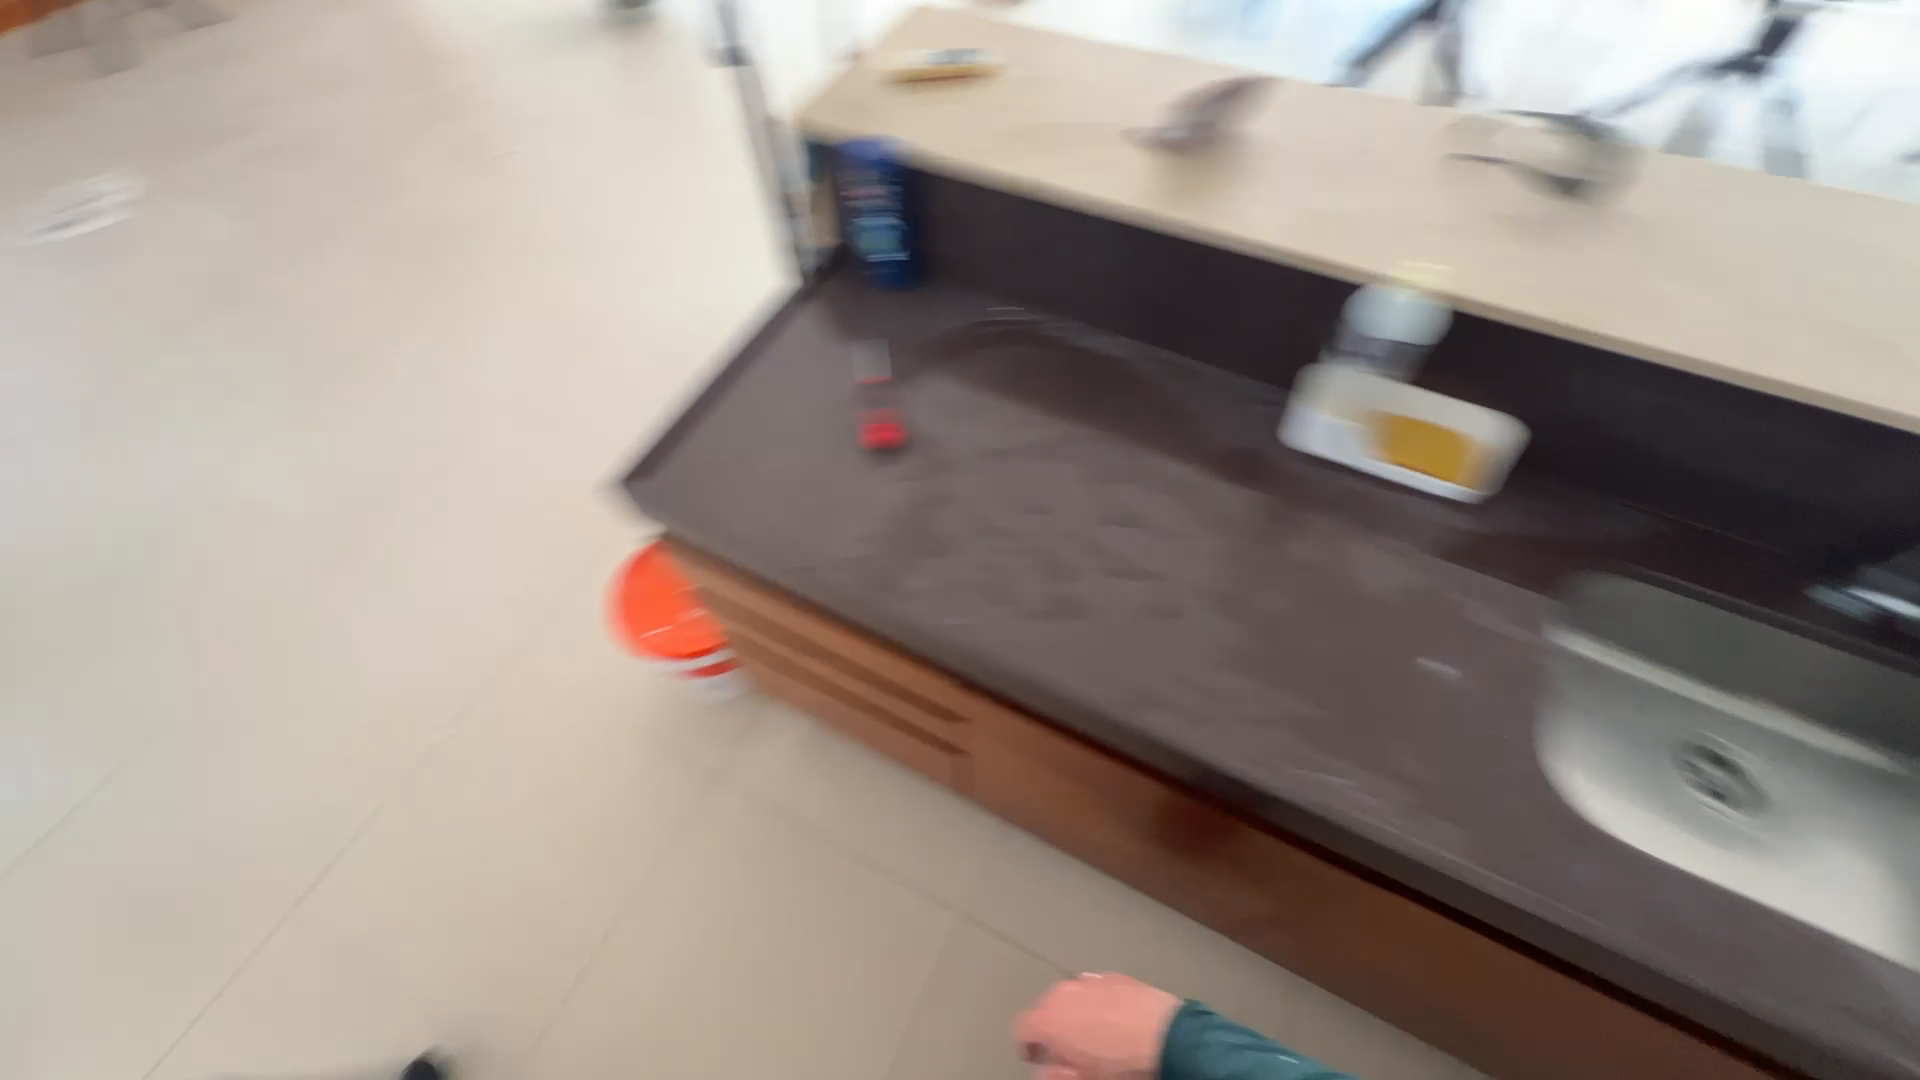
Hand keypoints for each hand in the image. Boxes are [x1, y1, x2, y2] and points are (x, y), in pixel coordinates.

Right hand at [1013, 973, 1181, 1079]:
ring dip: (1072, 1013)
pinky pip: (1093, 989)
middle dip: (1050, 1028)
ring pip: (1069, 996)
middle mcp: (1063, 992)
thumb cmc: (1122, 1063)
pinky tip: (1111, 1021)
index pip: (1021, 1027)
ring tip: (1090, 1036)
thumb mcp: (1084, 1078)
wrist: (1165, 1035)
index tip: (1034, 1056)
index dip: (1025, 1045)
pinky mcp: (1112, 976)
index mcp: (1049, 1018)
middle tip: (1064, 1051)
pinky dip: (1094, 1003)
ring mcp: (1088, 981)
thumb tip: (1047, 1071)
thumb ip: (1057, 1074)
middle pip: (1044, 1008)